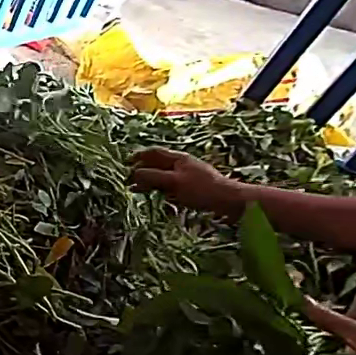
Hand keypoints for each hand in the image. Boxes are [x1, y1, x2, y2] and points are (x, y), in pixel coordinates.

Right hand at [130, 149, 245, 215]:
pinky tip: (155, 195)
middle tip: (127, 179)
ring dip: (148, 180)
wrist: (232, 202)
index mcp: (178, 159)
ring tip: (136, 189)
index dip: (137, 156)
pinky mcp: (191, 187)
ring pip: (161, 174)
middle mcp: (182, 164)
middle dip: (140, 169)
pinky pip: (168, 184)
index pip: (153, 152)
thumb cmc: (202, 189)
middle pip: (156, 163)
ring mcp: (187, 175)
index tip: (124, 164)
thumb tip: (133, 174)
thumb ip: (151, 176)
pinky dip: (158, 187)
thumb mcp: (173, 182)